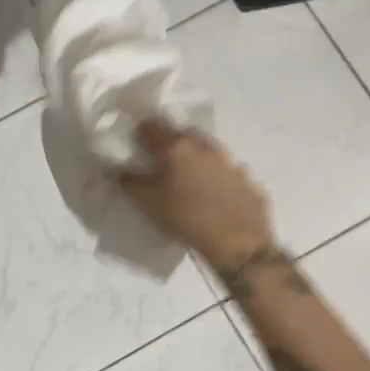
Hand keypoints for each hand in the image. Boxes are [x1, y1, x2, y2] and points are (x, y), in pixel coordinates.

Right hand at [119, 121, 274, 271]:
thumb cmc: (185, 217)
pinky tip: (214, 199)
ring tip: (189, 182)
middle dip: (171, 144)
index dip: (140, 133)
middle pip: (183, 135)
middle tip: (162, 162)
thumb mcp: (145, 201)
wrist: (239, 245)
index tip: (136, 146)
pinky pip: (229, 175)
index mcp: (177, 147)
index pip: (151, 126)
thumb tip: (119, 170)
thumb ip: (128, 181)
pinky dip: (219, 180)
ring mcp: (232, 164)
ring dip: (197, 161)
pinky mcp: (250, 183)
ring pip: (209, 153)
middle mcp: (206, 148)